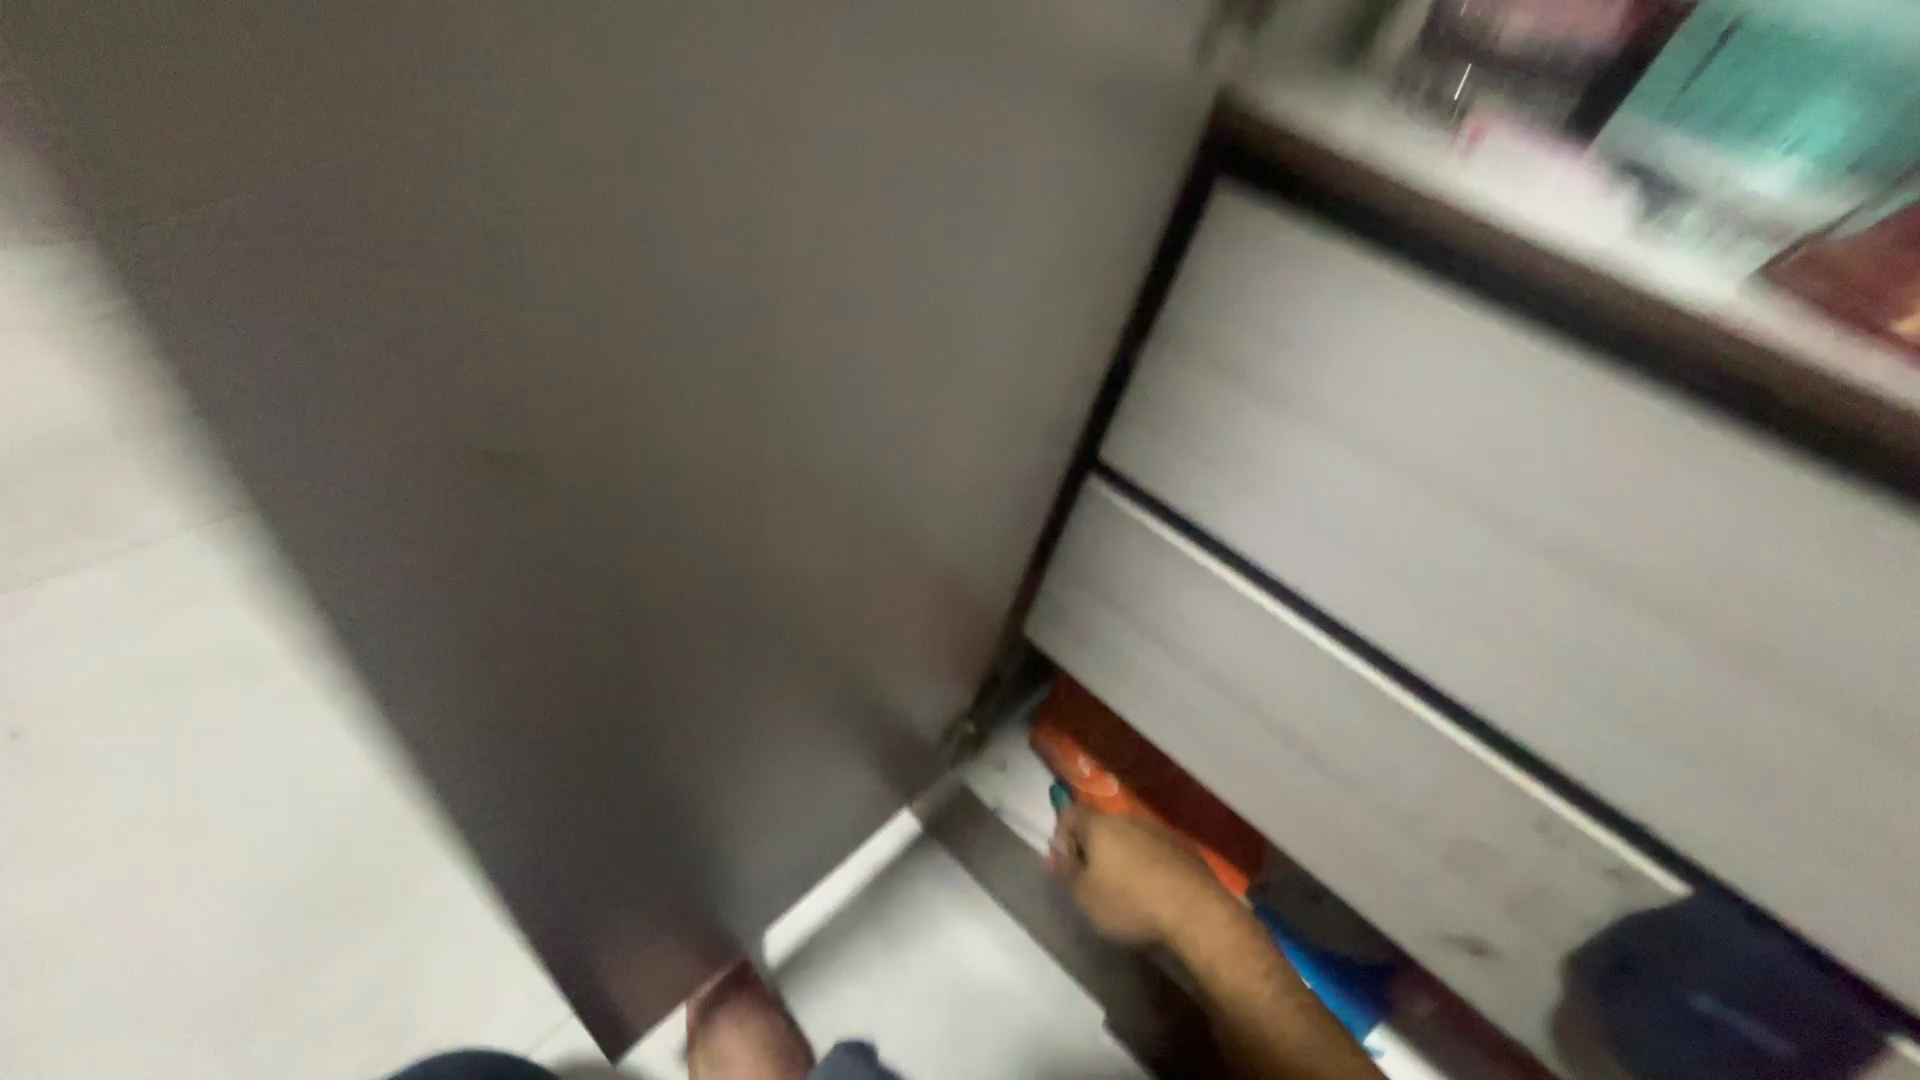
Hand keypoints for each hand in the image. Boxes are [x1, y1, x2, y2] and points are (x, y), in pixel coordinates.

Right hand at [1049, 803, 1232, 946]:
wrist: (1195, 912)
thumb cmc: (1129, 902)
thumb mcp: (1084, 895)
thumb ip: (1066, 869)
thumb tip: (1058, 850)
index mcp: (1100, 824)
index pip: (1069, 813)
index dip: (1060, 836)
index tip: (1064, 866)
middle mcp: (1129, 819)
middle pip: (1101, 826)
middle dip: (1092, 849)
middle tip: (1091, 881)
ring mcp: (1160, 831)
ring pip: (1130, 838)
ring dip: (1121, 857)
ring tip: (1125, 890)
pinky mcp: (1184, 848)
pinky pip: (1155, 851)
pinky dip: (1147, 866)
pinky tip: (1153, 893)